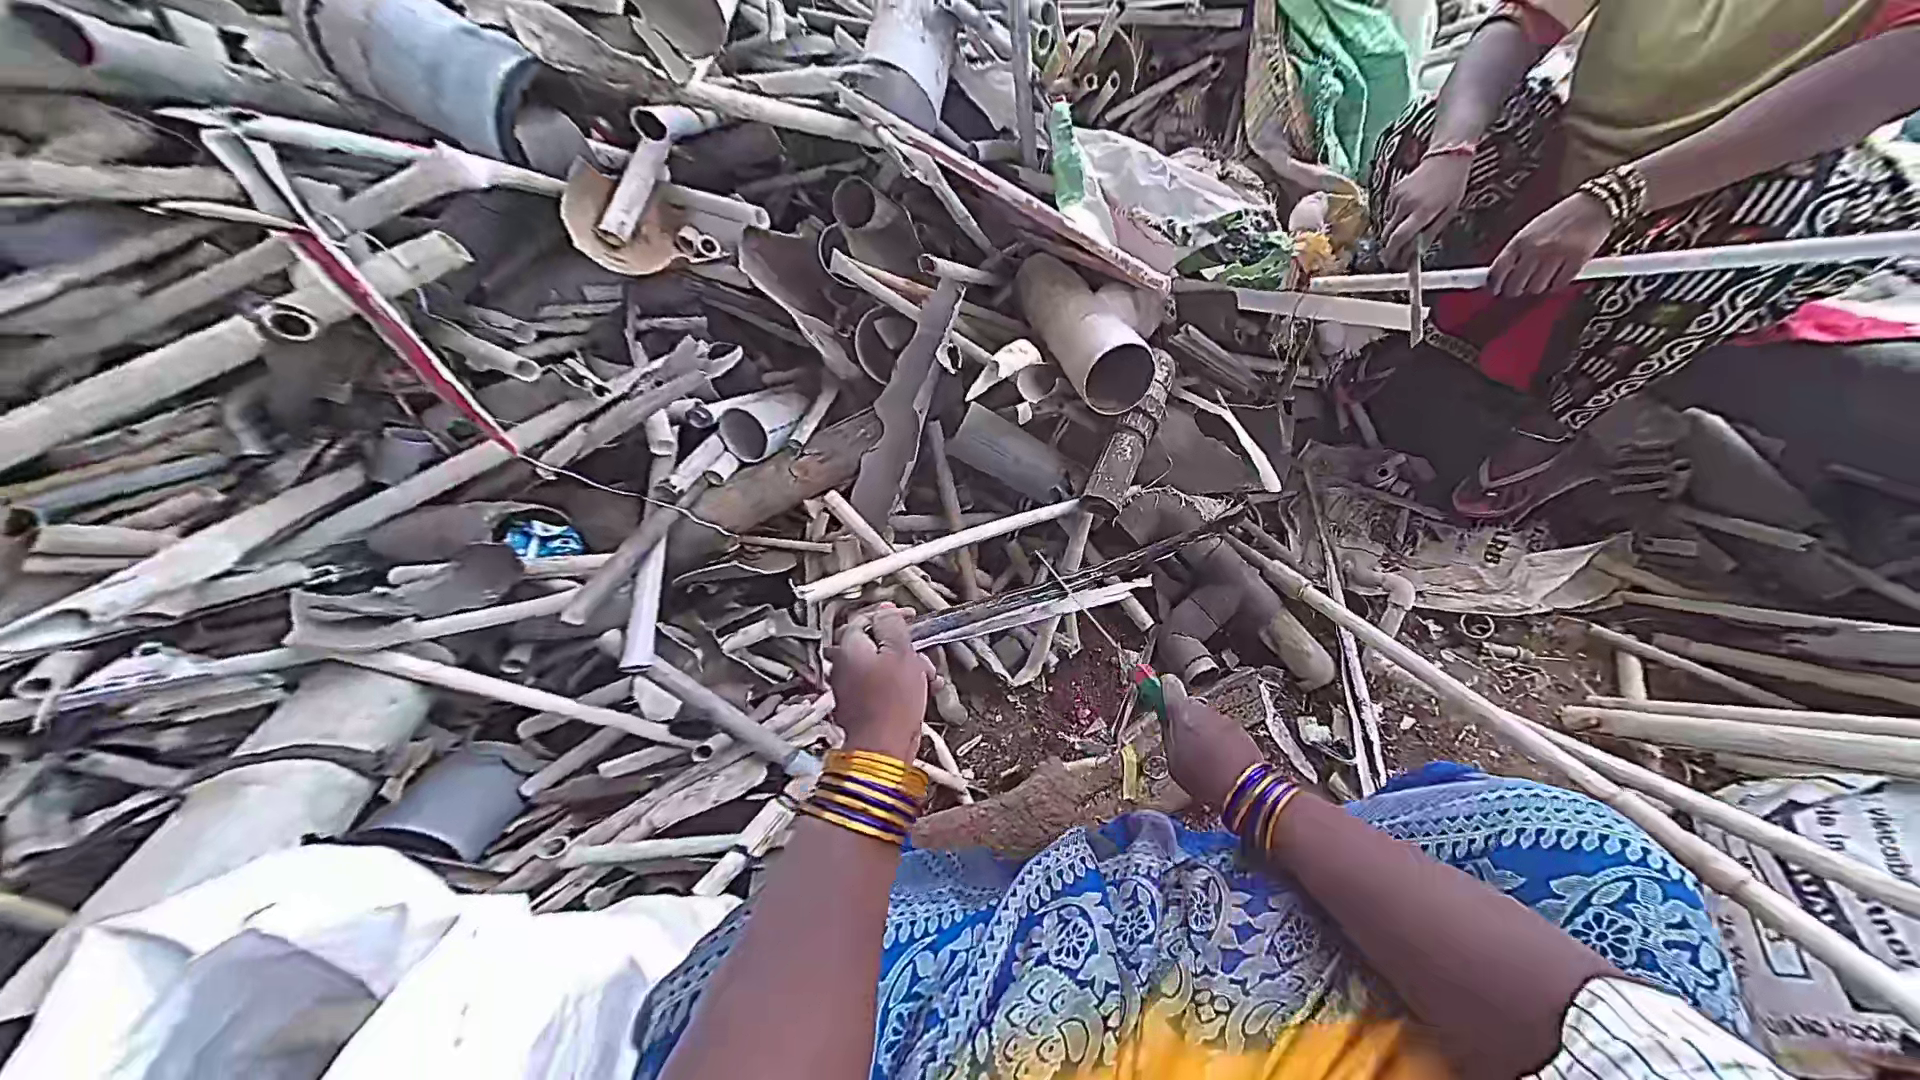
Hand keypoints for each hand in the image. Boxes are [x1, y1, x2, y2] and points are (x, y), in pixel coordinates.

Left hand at [828, 604, 933, 760]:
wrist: (884, 748)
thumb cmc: (892, 704)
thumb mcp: (901, 653)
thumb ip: (892, 626)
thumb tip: (886, 611)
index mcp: (848, 647)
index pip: (867, 618)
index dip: (892, 616)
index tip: (910, 618)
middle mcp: (843, 665)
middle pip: (876, 642)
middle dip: (904, 647)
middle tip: (922, 654)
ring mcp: (850, 686)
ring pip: (881, 664)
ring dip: (906, 667)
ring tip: (927, 678)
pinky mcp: (860, 705)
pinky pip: (882, 685)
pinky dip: (900, 685)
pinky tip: (919, 693)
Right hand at [1160, 675, 1263, 808]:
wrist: (1244, 789)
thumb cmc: (1206, 778)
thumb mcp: (1172, 760)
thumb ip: (1167, 734)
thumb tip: (1164, 724)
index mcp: (1182, 712)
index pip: (1168, 687)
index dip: (1160, 689)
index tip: (1155, 691)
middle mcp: (1205, 710)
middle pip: (1188, 705)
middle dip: (1183, 718)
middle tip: (1178, 739)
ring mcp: (1224, 720)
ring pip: (1206, 718)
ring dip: (1201, 730)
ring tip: (1199, 755)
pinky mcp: (1241, 731)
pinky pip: (1222, 730)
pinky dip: (1218, 740)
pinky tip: (1215, 760)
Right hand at [1382, 154, 1472, 267]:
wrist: (1446, 156)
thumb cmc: (1453, 184)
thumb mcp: (1449, 211)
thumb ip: (1430, 232)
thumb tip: (1414, 253)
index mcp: (1422, 211)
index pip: (1400, 237)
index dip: (1393, 253)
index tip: (1391, 263)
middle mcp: (1406, 205)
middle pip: (1388, 234)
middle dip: (1390, 246)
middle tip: (1397, 253)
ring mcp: (1396, 198)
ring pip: (1388, 224)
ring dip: (1395, 230)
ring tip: (1408, 226)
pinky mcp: (1392, 193)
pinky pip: (1389, 213)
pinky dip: (1395, 217)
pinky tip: (1408, 211)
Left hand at [1488, 192, 1612, 295]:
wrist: (1595, 204)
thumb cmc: (1558, 219)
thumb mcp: (1528, 232)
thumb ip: (1514, 253)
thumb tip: (1498, 277)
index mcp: (1519, 243)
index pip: (1497, 273)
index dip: (1494, 285)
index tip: (1496, 290)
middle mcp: (1535, 250)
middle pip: (1515, 286)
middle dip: (1515, 289)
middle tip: (1519, 287)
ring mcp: (1556, 255)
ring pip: (1535, 288)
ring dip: (1536, 287)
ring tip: (1541, 278)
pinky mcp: (1577, 260)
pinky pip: (1559, 284)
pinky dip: (1556, 284)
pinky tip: (1558, 276)